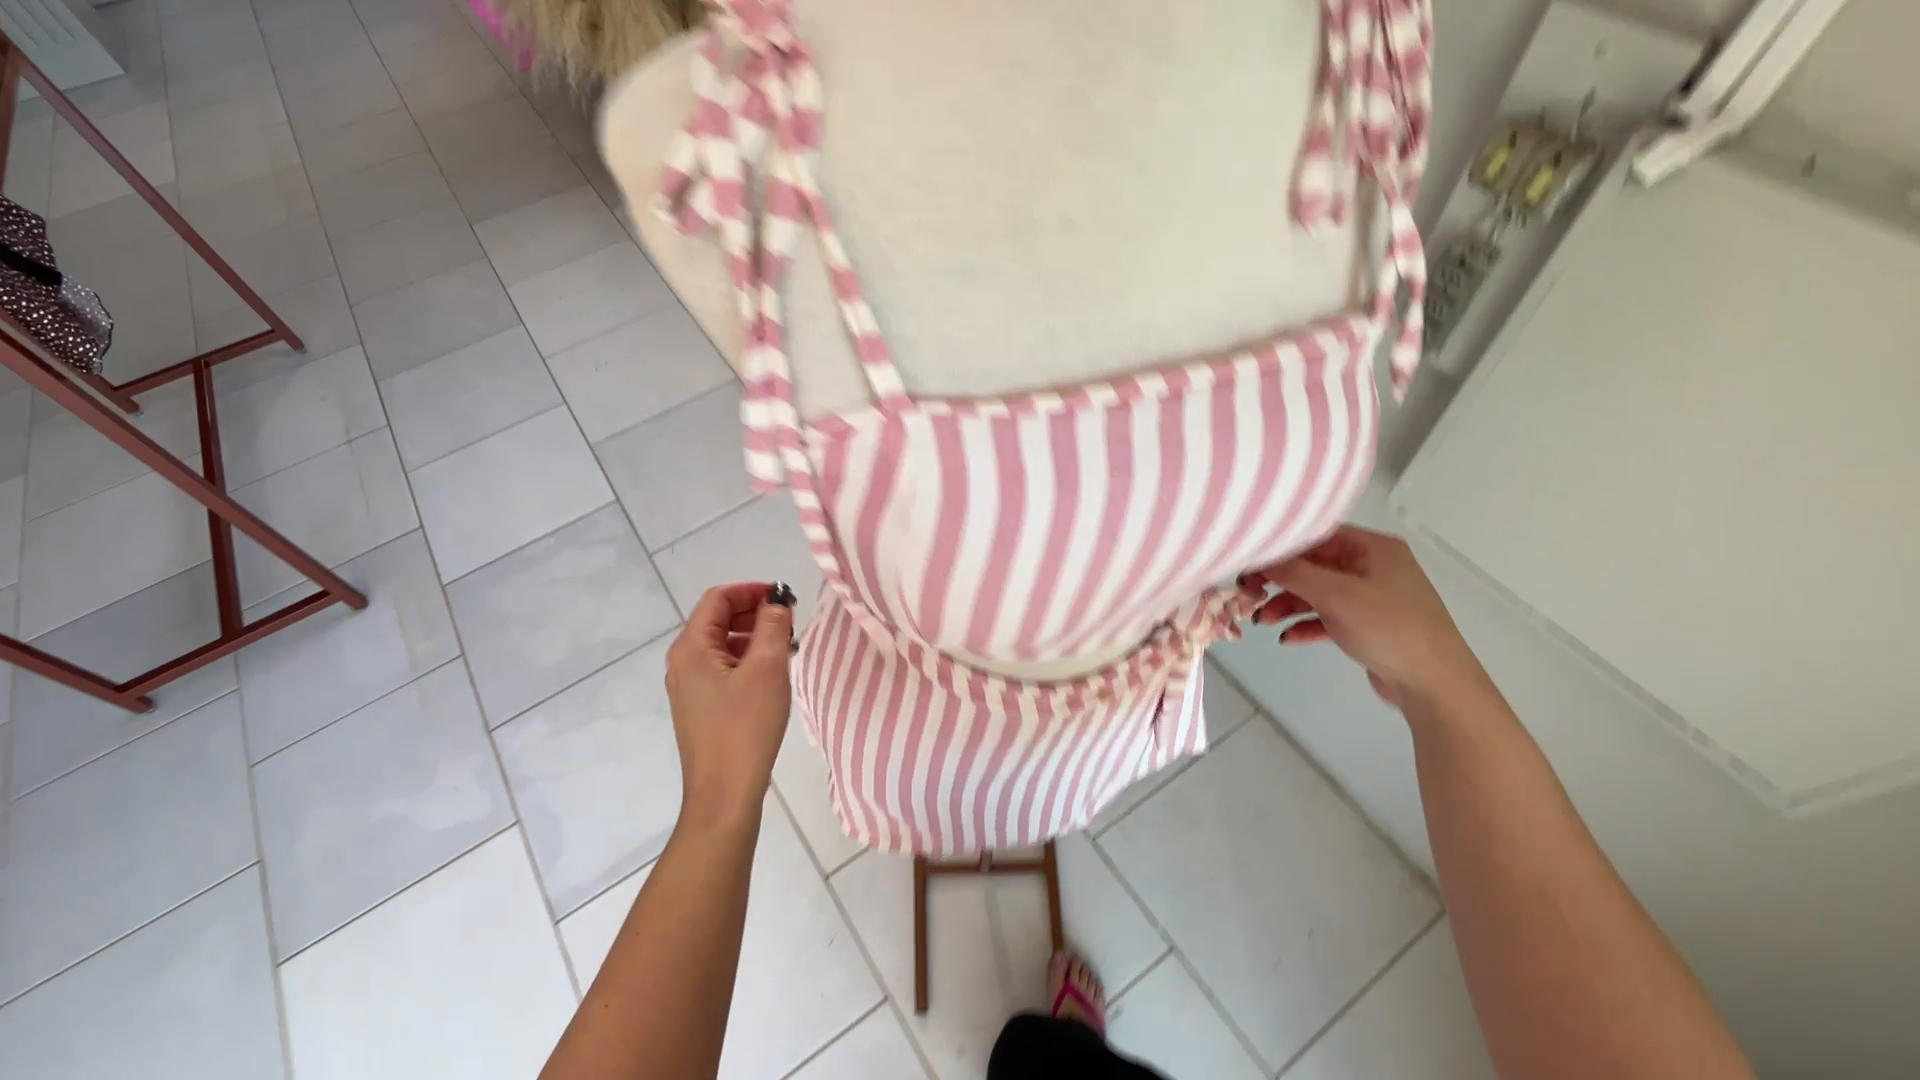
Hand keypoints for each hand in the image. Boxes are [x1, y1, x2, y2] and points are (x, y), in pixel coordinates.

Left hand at [664, 583, 793, 826]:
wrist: (724, 794)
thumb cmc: (745, 727)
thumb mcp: (766, 670)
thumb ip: (773, 627)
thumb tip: (777, 603)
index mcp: (691, 647)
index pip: (718, 598)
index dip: (752, 590)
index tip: (786, 597)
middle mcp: (682, 662)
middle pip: (717, 619)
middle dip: (754, 613)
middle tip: (791, 622)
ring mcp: (689, 687)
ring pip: (721, 646)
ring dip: (753, 638)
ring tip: (787, 648)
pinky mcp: (700, 708)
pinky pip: (722, 669)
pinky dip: (747, 661)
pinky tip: (772, 676)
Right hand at [1243, 526, 1486, 709]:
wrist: (1433, 683)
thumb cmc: (1389, 628)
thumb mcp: (1336, 595)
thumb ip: (1293, 572)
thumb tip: (1256, 556)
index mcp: (1372, 548)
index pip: (1316, 535)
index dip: (1280, 547)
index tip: (1248, 562)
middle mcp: (1372, 566)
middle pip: (1313, 564)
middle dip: (1279, 580)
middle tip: (1248, 594)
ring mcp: (1370, 597)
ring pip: (1316, 592)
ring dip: (1288, 605)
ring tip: (1263, 621)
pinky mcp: (1366, 626)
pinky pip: (1326, 617)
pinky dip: (1306, 624)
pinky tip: (1288, 638)